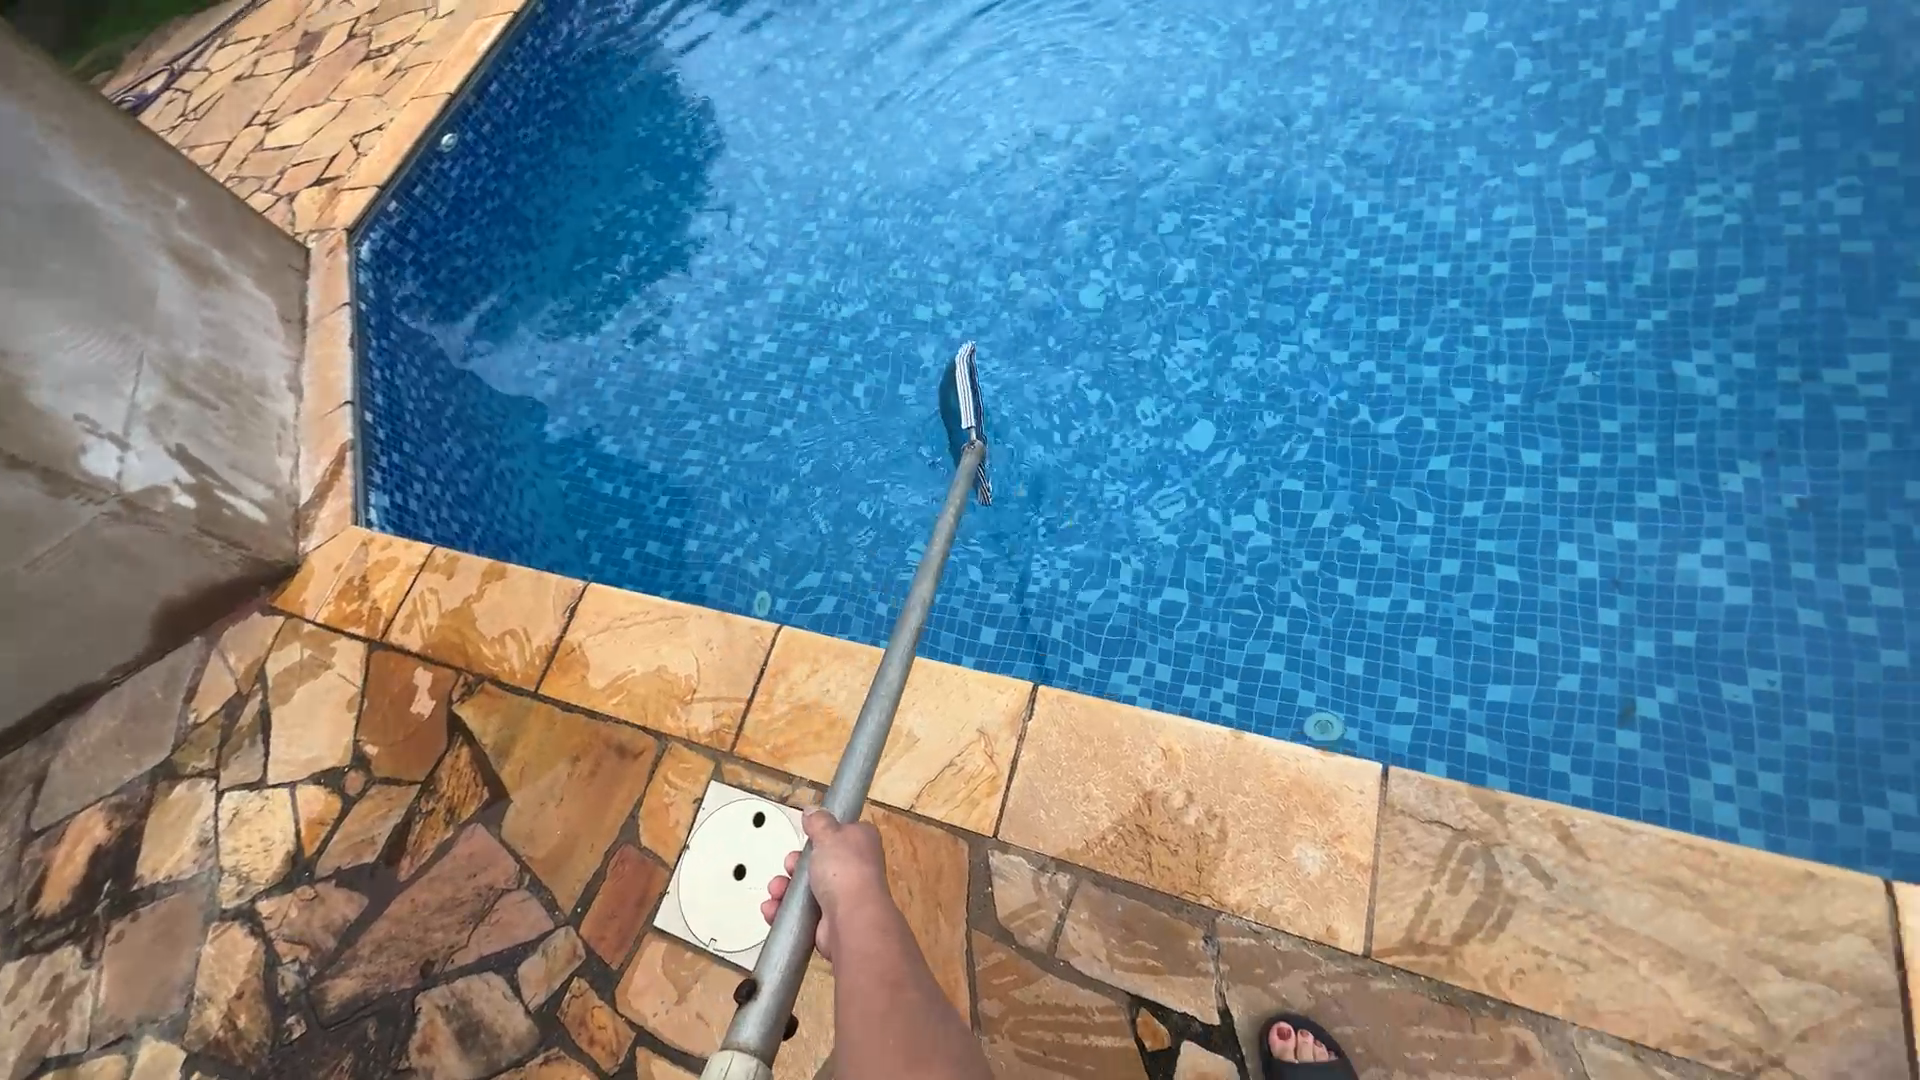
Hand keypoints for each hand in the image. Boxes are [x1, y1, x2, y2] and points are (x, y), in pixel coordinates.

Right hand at [760, 810, 889, 960]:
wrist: (851, 920)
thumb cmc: (846, 870)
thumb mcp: (830, 834)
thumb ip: (819, 822)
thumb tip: (813, 811)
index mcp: (861, 843)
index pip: (840, 834)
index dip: (821, 836)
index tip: (807, 837)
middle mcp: (854, 869)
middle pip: (817, 862)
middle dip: (795, 864)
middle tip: (790, 864)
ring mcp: (841, 897)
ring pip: (804, 889)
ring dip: (785, 888)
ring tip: (777, 890)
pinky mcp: (827, 921)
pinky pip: (799, 913)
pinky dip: (783, 911)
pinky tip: (773, 908)